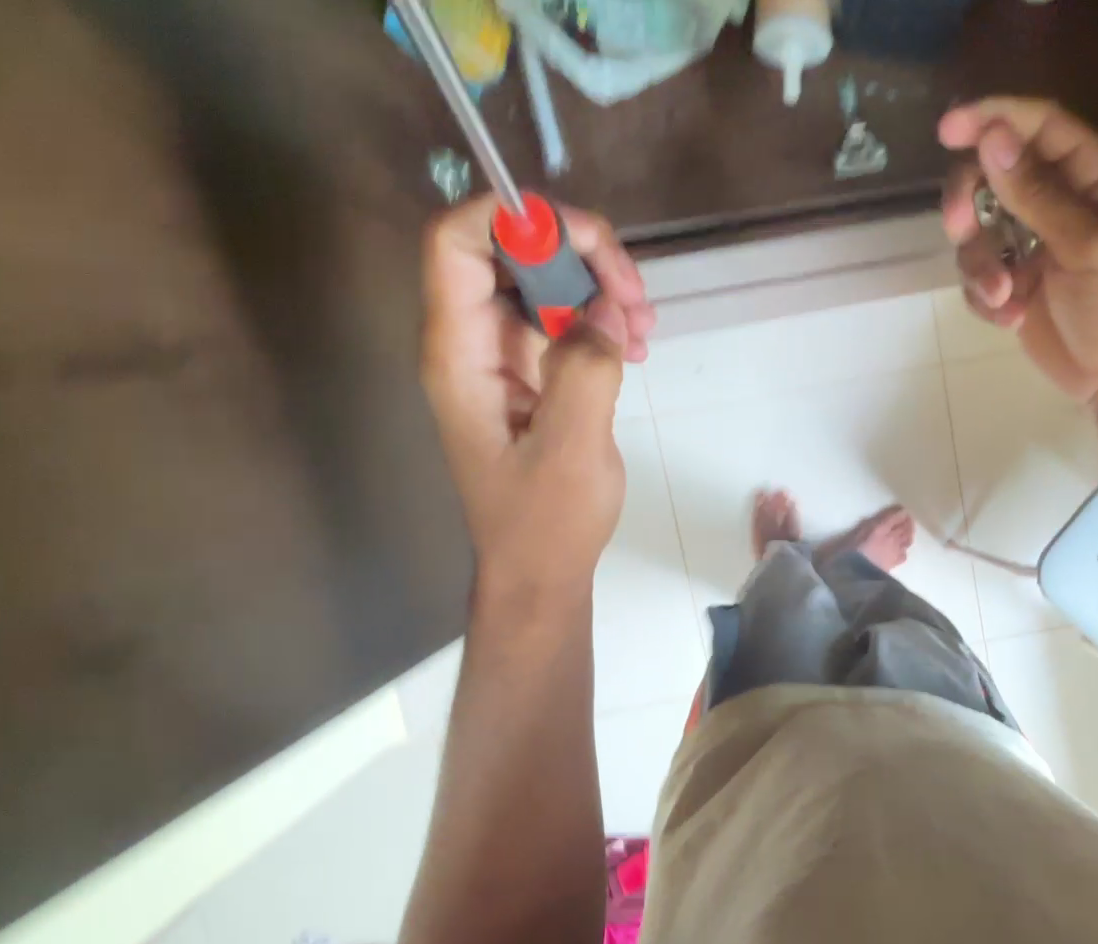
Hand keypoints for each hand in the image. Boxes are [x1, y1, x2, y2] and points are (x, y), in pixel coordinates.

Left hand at [419, 195, 656, 600]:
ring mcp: (502, 358)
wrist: (540, 571)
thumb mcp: (571, 451)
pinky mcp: (532, 375)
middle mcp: (471, 344)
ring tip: (643, 325)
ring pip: (541, 283)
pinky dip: (600, 320)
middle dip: (575, 256)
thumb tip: (606, 312)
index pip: (455, 245)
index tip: (584, 239)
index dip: (509, 217)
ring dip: (596, 289)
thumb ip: (585, 372)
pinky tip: (634, 346)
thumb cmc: (544, 523)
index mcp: (458, 354)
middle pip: (507, 254)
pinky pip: (562, 321)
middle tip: (634, 293)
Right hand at [939, 98, 1097, 401]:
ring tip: (1001, 298)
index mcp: (1096, 179)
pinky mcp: (1016, 287)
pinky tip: (1010, 318)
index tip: (948, 128)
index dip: (994, 118)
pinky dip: (985, 296)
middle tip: (956, 227)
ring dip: (978, 263)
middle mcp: (1062, 204)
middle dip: (969, 200)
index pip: (1041, 127)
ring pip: (978, 229)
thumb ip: (1037, 194)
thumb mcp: (1090, 245)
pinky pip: (978, 274)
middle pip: (994, 173)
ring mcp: (1036, 247)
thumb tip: (991, 138)